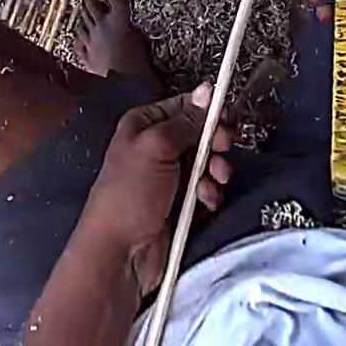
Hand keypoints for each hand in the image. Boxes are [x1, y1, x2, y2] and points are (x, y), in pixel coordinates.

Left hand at [76, 83, 233, 291]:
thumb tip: (207, 88)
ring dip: (215, 169)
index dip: (206, 110)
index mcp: (144, 124)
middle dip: (214, 141)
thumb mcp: (157, 147)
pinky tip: (208, 200)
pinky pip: (204, 187)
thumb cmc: (131, 193)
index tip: (226, 117)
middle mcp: (156, 146)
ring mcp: (168, 176)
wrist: (119, 256)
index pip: (183, 106)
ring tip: (215, 180)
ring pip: (205, 161)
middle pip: (198, 133)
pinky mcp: (179, 203)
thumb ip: (186, 121)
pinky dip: (210, 191)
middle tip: (223, 147)